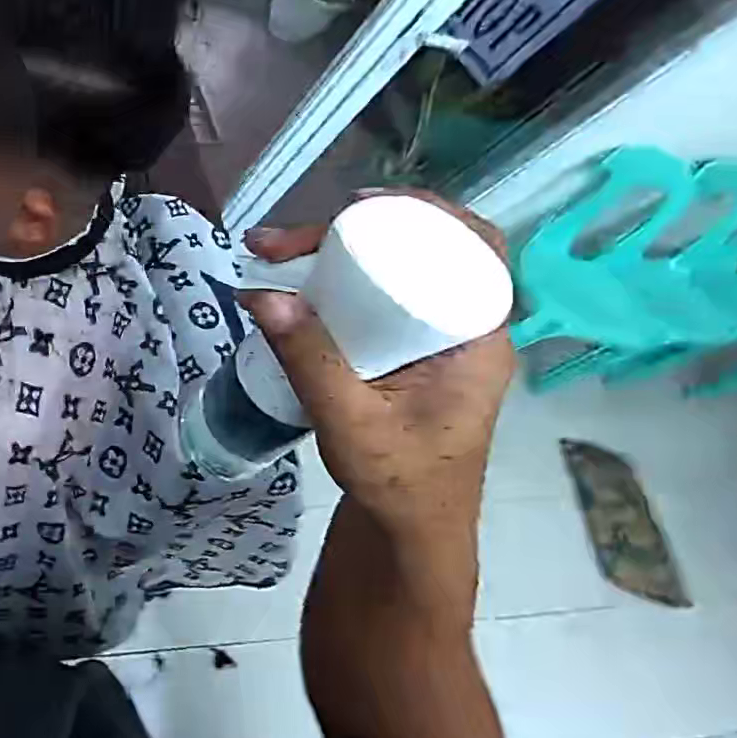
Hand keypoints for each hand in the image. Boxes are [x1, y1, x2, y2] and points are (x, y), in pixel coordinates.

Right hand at [239, 189, 514, 533]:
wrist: (408, 530)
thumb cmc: (398, 483)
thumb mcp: (351, 422)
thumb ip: (309, 360)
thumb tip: (260, 294)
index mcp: (476, 339)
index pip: (473, 247)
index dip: (422, 212)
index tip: (355, 207)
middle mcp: (462, 328)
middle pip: (421, 249)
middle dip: (352, 230)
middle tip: (282, 241)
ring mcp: (433, 339)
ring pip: (395, 270)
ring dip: (338, 251)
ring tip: (274, 253)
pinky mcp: (405, 350)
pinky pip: (379, 294)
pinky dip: (339, 277)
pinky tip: (300, 280)